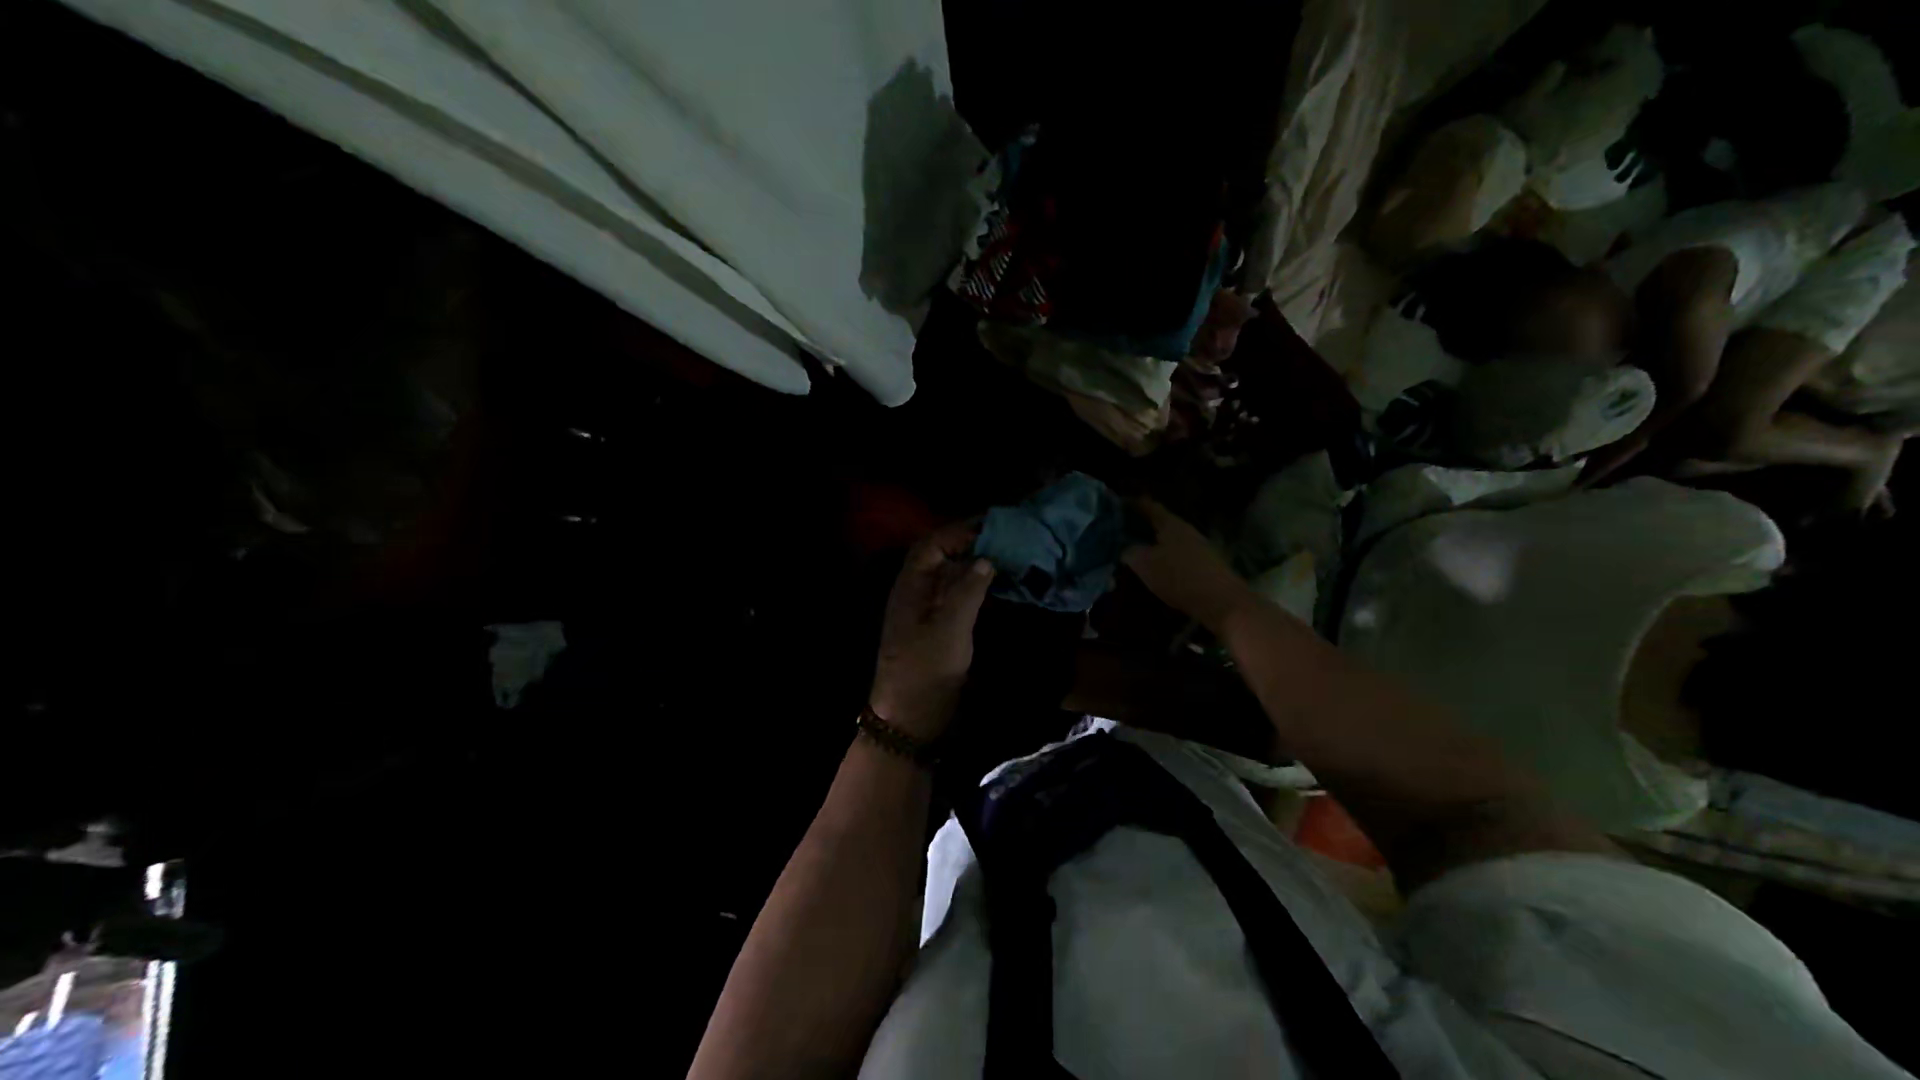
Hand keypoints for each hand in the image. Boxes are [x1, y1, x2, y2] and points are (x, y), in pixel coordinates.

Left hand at [870, 522, 994, 739]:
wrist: (912, 719)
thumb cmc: (926, 670)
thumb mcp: (949, 628)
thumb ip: (967, 590)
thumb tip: (986, 559)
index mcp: (911, 586)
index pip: (934, 544)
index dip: (961, 530)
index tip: (995, 523)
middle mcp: (917, 593)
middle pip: (942, 557)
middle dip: (972, 544)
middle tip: (1009, 538)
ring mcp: (927, 613)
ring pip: (952, 577)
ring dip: (977, 565)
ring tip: (1011, 557)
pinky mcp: (940, 630)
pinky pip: (959, 598)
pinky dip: (979, 588)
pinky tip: (1001, 588)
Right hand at [1121, 500, 1252, 630]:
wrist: (1222, 602)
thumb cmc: (1179, 577)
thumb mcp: (1145, 565)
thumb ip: (1131, 553)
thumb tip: (1126, 549)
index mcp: (1172, 524)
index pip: (1151, 507)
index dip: (1136, 505)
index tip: (1121, 505)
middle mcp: (1187, 531)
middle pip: (1162, 524)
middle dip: (1144, 526)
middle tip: (1123, 530)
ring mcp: (1200, 548)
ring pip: (1171, 541)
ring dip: (1155, 544)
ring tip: (1137, 551)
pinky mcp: (1206, 565)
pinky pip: (1179, 555)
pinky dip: (1166, 558)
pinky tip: (1157, 568)